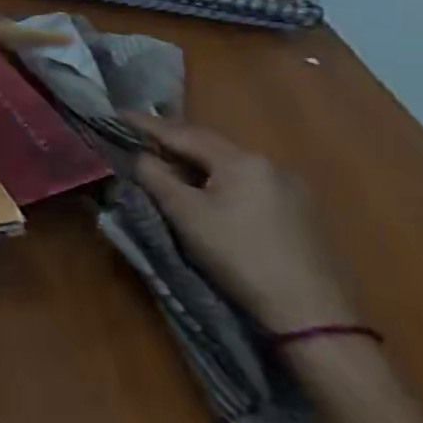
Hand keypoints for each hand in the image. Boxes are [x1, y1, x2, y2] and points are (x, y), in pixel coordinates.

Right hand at [129, 114, 357, 333]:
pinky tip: (205, 190)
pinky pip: (246, 181)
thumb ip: (155, 176)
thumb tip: (141, 156)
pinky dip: (216, 178)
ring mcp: (291, 188)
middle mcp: (270, 165)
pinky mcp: (298, 211)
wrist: (308, 309)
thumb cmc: (236, 252)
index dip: (145, 123)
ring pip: (228, 164)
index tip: (114, 113)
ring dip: (193, 161)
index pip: (182, 133)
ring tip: (165, 163)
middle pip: (209, 145)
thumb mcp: (183, 212)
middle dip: (172, 140)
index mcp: (242, 161)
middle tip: (136, 137)